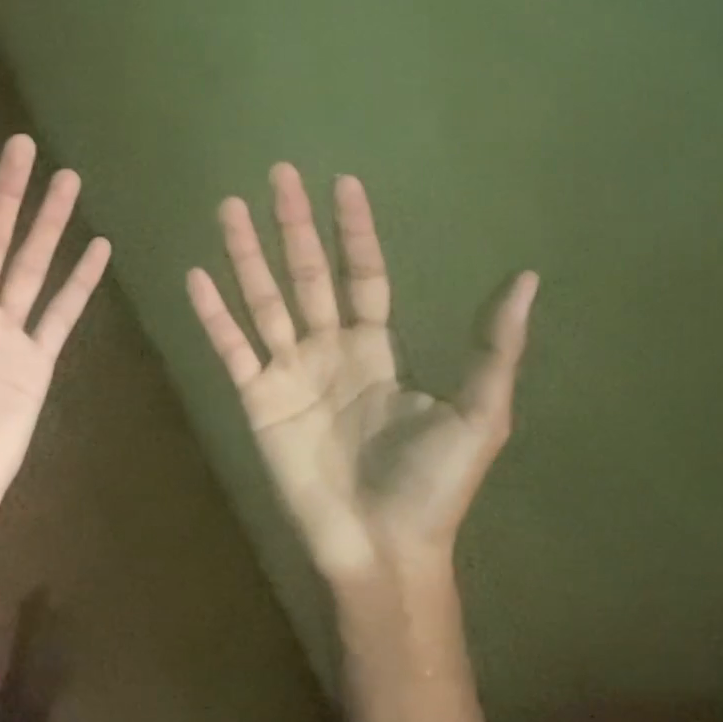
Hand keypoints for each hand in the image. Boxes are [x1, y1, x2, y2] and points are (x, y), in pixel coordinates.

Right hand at [187, 164, 537, 577]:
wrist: (383, 547)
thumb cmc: (432, 486)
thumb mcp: (479, 414)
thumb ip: (494, 347)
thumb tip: (525, 277)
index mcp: (377, 350)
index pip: (361, 274)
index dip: (353, 230)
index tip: (343, 183)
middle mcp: (329, 351)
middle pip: (305, 274)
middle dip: (292, 225)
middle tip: (278, 174)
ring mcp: (289, 374)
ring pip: (263, 300)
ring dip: (246, 254)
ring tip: (228, 208)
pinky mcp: (258, 401)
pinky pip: (233, 348)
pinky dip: (214, 314)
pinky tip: (197, 276)